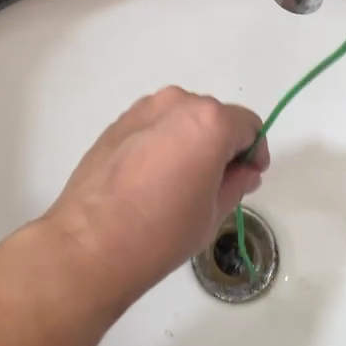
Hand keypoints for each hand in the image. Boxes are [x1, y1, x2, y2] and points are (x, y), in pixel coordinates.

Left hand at [38, 87, 270, 307]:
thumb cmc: (162, 231)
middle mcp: (177, 102)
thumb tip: (244, 171)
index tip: (248, 178)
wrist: (91, 242)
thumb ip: (236, 183)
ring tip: (179, 183)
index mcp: (209, 121)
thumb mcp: (212, 214)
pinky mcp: (118, 122)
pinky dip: (162, 142)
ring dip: (190, 141)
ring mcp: (143, 108)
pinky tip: (150, 179)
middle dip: (222, 145)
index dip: (254, 152)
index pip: (248, 125)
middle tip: (215, 185)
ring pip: (182, 118)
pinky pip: (154, 124)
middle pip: (214, 117)